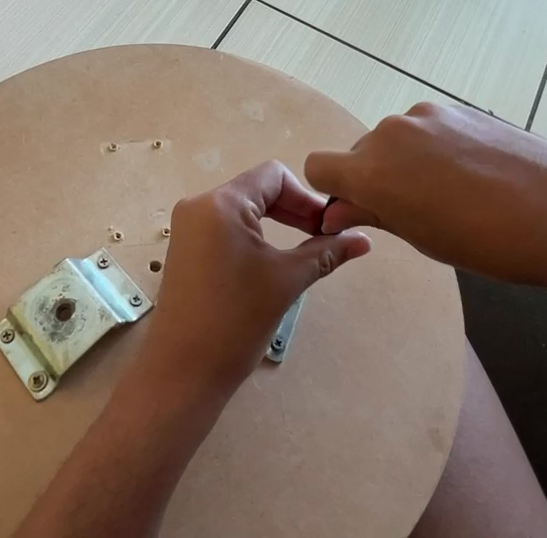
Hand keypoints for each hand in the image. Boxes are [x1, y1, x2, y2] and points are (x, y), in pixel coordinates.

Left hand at [137, 161, 370, 393]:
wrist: (183, 370)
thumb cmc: (236, 320)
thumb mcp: (287, 280)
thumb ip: (326, 253)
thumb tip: (364, 240)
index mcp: (222, 203)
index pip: (273, 175)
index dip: (307, 197)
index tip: (329, 226)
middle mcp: (199, 204)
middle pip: (257, 188)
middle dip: (294, 209)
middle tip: (323, 238)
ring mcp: (188, 226)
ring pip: (242, 207)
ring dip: (276, 222)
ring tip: (303, 249)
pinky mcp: (185, 247)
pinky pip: (225, 225)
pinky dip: (253, 234)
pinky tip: (272, 260)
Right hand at [305, 102, 546, 285]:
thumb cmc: (489, 242)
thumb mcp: (423, 238)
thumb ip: (373, 214)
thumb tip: (336, 211)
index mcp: (372, 171)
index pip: (320, 167)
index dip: (333, 192)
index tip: (362, 213)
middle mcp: (389, 132)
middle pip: (359, 152)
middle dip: (374, 178)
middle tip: (416, 211)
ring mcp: (426, 115)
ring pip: (396, 140)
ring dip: (406, 162)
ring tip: (453, 192)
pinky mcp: (457, 108)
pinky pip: (427, 129)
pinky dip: (435, 149)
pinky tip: (474, 173)